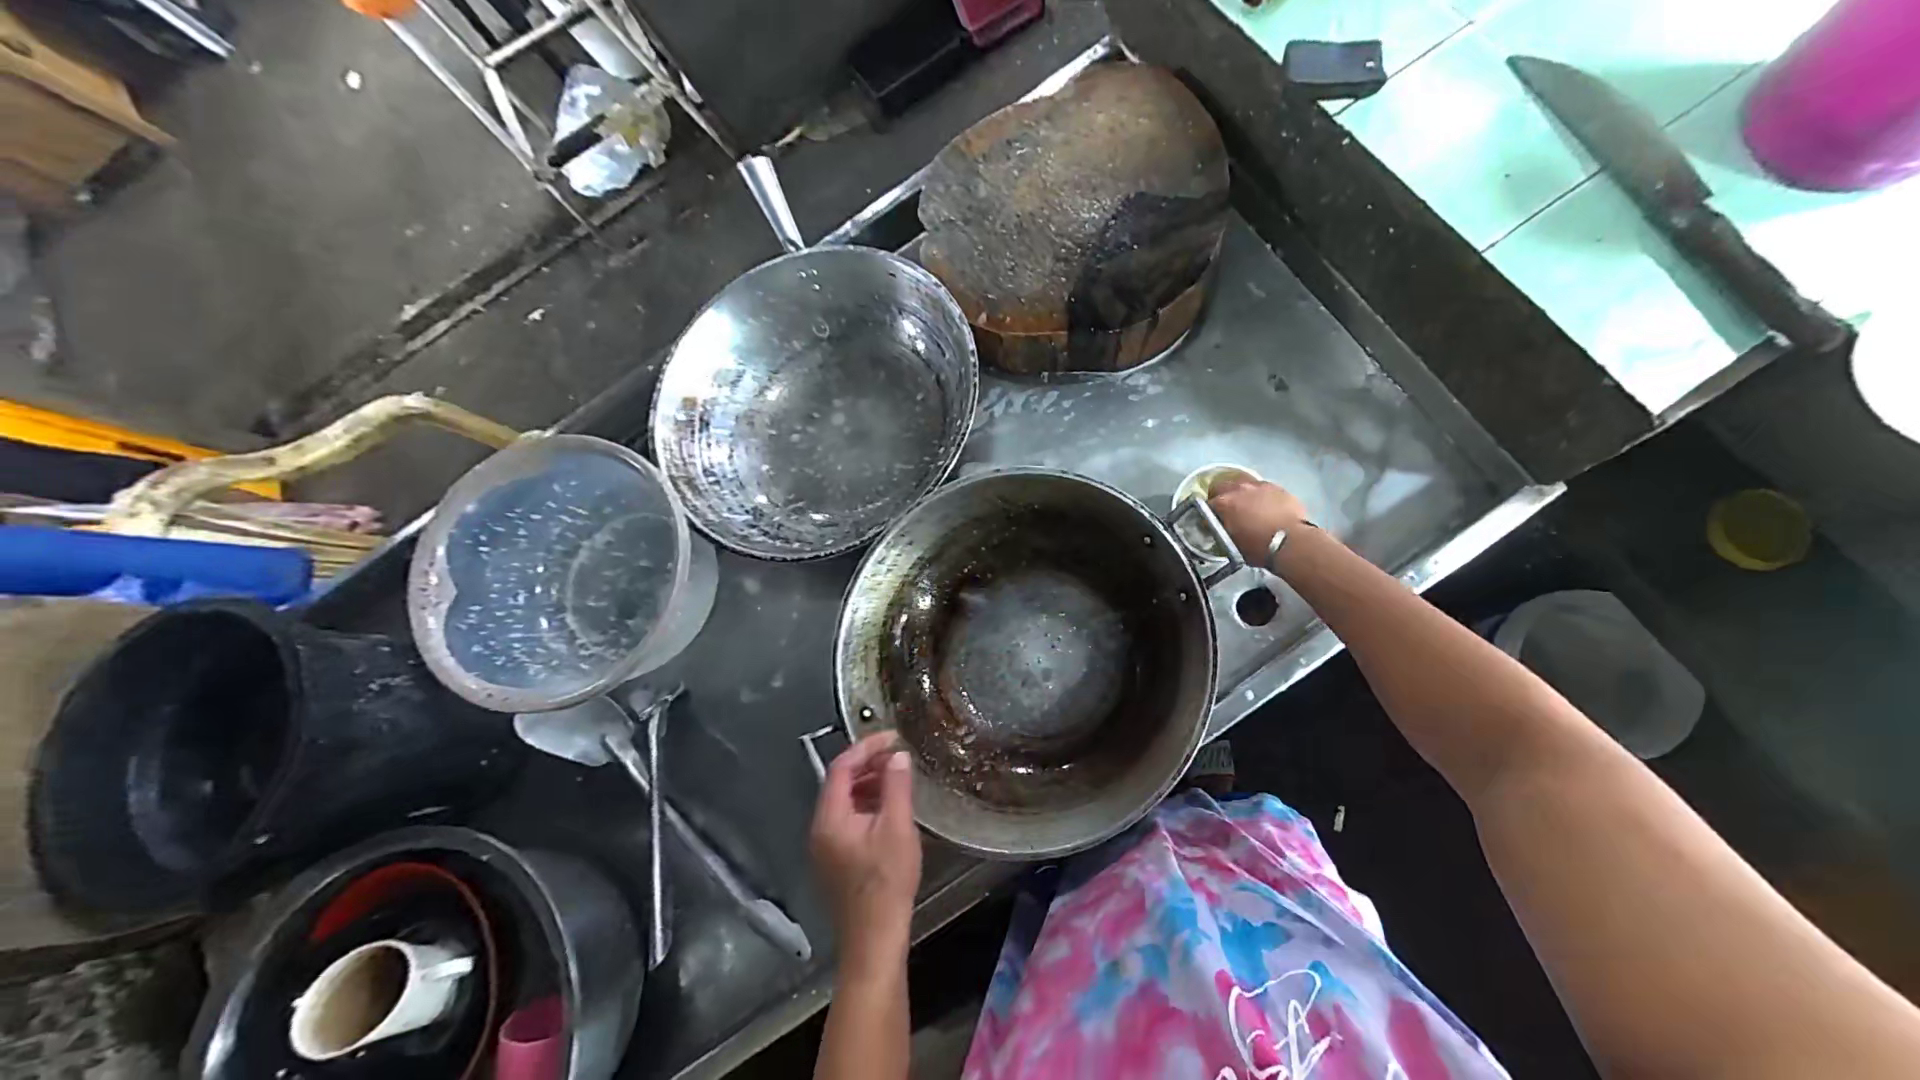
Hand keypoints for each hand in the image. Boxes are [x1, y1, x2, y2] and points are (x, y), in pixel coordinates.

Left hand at [810, 732, 921, 964]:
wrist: (875, 938)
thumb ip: (896, 786)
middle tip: (898, 756)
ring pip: (845, 801)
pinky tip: (891, 808)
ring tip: (898, 777)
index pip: (841, 767)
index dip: (866, 747)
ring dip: (869, 784)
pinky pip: (848, 819)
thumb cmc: (886, 882)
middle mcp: (820, 828)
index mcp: (829, 818)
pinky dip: (868, 805)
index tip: (892, 737)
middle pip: (840, 782)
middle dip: (868, 764)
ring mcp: (825, 846)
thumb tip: (897, 755)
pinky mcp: (836, 859)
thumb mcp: (897, 827)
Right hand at [1208, 476, 1309, 566]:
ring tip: (1248, 505)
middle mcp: (1239, 489)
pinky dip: (1261, 495)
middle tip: (1227, 509)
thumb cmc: (1258, 547)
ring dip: (1242, 492)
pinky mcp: (1278, 487)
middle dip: (1221, 495)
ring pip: (1244, 483)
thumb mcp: (1231, 543)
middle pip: (1223, 486)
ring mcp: (1260, 485)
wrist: (1291, 542)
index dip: (1208, 513)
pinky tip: (1266, 506)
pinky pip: (1263, 488)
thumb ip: (1222, 529)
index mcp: (1224, 503)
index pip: (1207, 504)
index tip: (1212, 521)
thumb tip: (1220, 526)